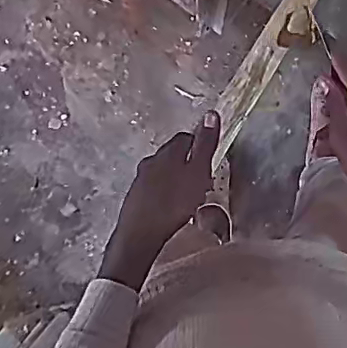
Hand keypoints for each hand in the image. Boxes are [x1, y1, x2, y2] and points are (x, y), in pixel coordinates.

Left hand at [99, 111, 220, 289]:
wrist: (140, 233)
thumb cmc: (174, 202)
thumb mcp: (197, 172)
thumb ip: (205, 145)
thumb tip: (211, 114)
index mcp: (167, 152)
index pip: (187, 137)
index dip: (201, 147)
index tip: (210, 163)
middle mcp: (151, 160)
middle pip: (174, 154)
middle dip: (189, 164)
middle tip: (202, 182)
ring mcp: (141, 179)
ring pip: (164, 171)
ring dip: (177, 179)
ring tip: (189, 197)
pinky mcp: (135, 196)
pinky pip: (155, 188)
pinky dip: (166, 192)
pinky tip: (171, 207)